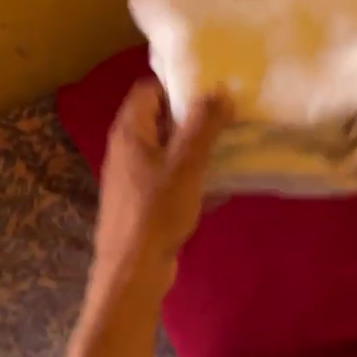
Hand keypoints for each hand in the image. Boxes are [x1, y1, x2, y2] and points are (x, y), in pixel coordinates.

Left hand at [93, 80, 230, 297]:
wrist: (134, 270)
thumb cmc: (158, 211)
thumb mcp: (187, 163)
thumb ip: (204, 124)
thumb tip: (221, 90)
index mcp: (130, 132)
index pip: (150, 89)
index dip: (179, 85)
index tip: (212, 91)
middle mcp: (126, 151)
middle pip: (161, 122)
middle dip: (193, 120)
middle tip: (229, 119)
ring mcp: (133, 181)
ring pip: (168, 155)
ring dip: (196, 153)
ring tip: (230, 150)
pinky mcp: (143, 207)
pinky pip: (170, 184)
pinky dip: (192, 182)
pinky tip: (220, 190)